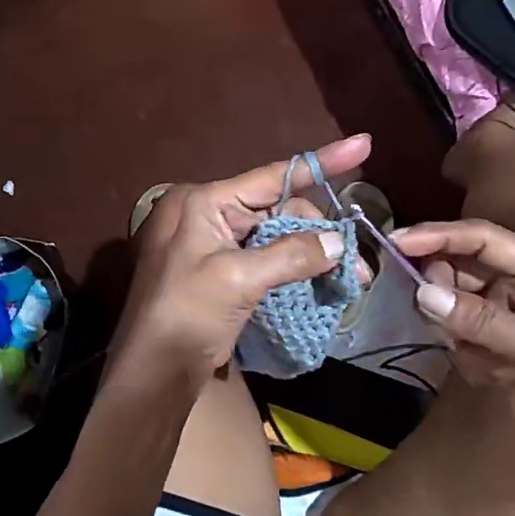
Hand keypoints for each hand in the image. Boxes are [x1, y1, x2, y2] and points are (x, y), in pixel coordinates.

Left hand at [112, 135, 371, 394]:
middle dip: (320, 231)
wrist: (152, 372)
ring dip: (312, 254)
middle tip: (356, 266)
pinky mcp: (222, 273)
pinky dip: (295, 269)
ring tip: (349, 278)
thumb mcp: (238, 279)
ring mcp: (215, 244)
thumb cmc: (186, 314)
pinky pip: (267, 260)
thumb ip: (291, 255)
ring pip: (277, 236)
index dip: (320, 163)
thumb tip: (338, 243)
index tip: (362, 144)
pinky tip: (322, 282)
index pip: (272, 176)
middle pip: (279, 209)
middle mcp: (210, 214)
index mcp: (205, 202)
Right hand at [392, 219, 514, 482]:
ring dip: (454, 325)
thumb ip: (486, 322)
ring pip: (457, 300)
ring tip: (480, 357)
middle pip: (463, 265)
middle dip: (441, 283)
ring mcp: (512, 319)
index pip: (484, 239)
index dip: (438, 235)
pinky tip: (495, 378)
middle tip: (428, 311)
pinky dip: (465, 352)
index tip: (393, 242)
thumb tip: (422, 293)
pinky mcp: (499, 349)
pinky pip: (461, 335)